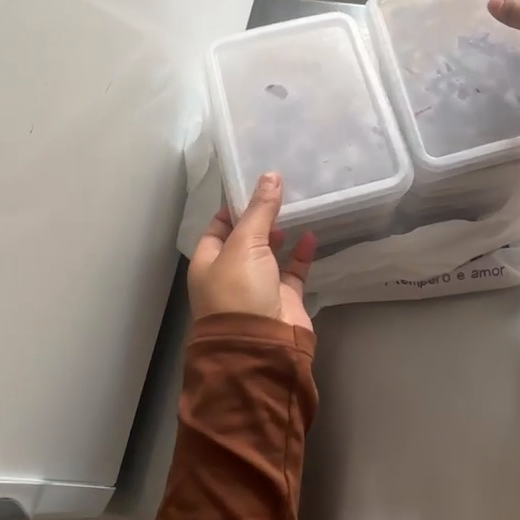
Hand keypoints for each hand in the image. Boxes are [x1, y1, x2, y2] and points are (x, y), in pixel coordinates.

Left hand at [189, 171, 314, 331]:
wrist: (261, 344)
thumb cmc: (240, 290)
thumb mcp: (245, 244)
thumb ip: (259, 210)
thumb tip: (270, 175)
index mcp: (209, 261)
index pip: (218, 227)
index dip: (234, 207)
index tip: (254, 186)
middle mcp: (231, 273)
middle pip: (246, 239)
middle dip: (261, 217)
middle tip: (282, 191)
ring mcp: (258, 286)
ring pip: (271, 253)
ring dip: (282, 233)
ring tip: (297, 207)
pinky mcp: (284, 298)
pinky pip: (293, 270)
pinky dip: (301, 253)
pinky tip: (311, 234)